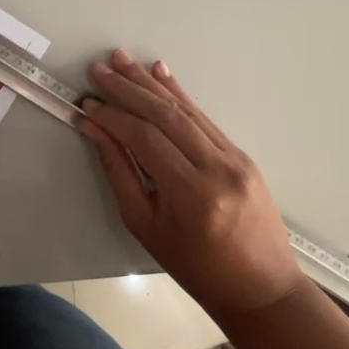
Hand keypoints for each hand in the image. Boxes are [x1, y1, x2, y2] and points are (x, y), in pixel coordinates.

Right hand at [77, 50, 305, 317]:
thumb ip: (119, 172)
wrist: (262, 288)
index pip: (144, 138)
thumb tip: (94, 129)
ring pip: (186, 110)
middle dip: (128, 88)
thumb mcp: (145, 225)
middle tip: (98, 68)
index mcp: (191, 194)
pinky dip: (179, 94)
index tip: (86, 103)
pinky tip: (160, 73)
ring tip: (121, 60)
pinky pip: (204, 118)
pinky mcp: (242, 155)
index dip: (112, 116)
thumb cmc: (196, 267)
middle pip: (165, 116)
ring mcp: (235, 159)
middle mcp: (217, 169)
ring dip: (150, 83)